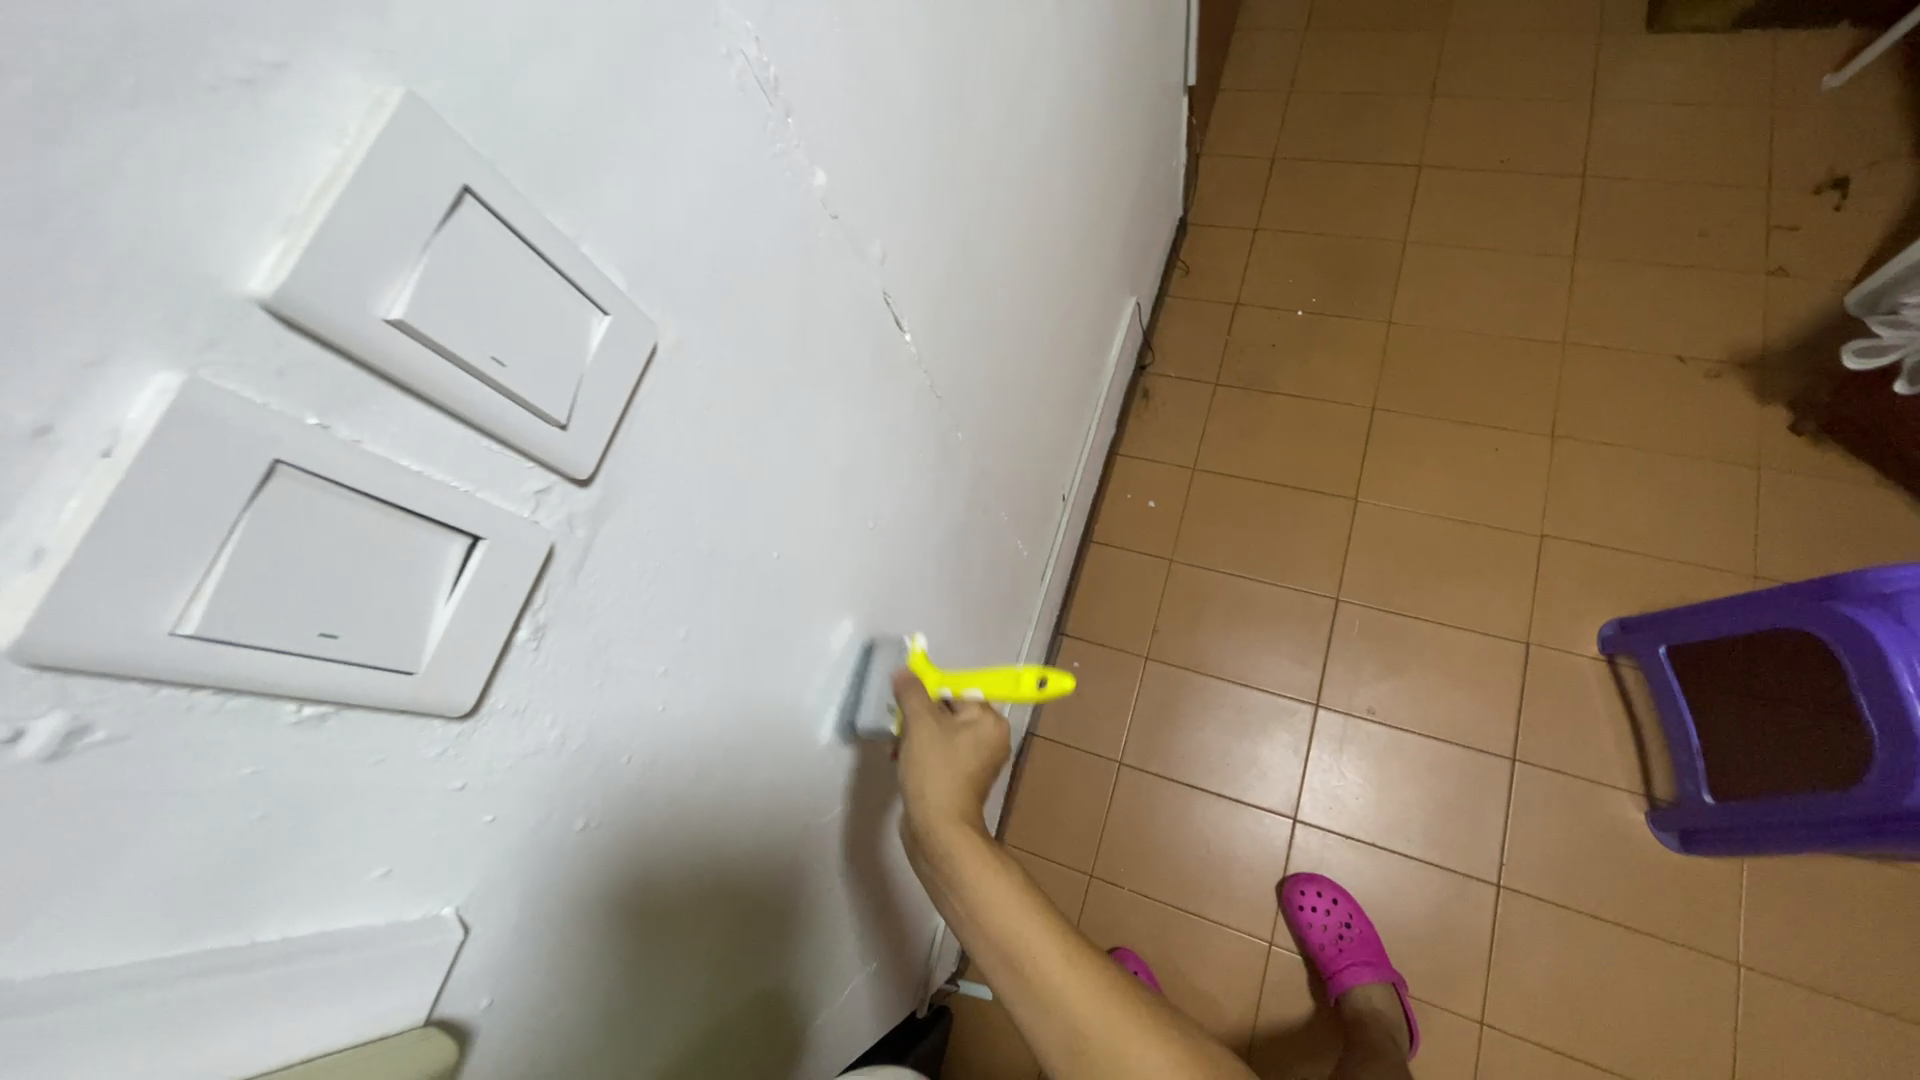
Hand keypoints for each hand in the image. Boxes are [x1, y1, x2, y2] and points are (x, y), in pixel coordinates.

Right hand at [892, 670, 1010, 848]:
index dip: (928, 697)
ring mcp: (979, 762)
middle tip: (899, 730)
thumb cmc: (935, 770)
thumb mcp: (920, 723)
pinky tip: (901, 762)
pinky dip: (921, 755)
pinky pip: (941, 755)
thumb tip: (904, 671)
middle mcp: (991, 739)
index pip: (956, 692)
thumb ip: (912, 692)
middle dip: (918, 720)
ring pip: (940, 735)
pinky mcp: (963, 781)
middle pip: (948, 713)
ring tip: (897, 749)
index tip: (907, 708)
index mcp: (990, 721)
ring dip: (915, 737)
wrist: (938, 829)